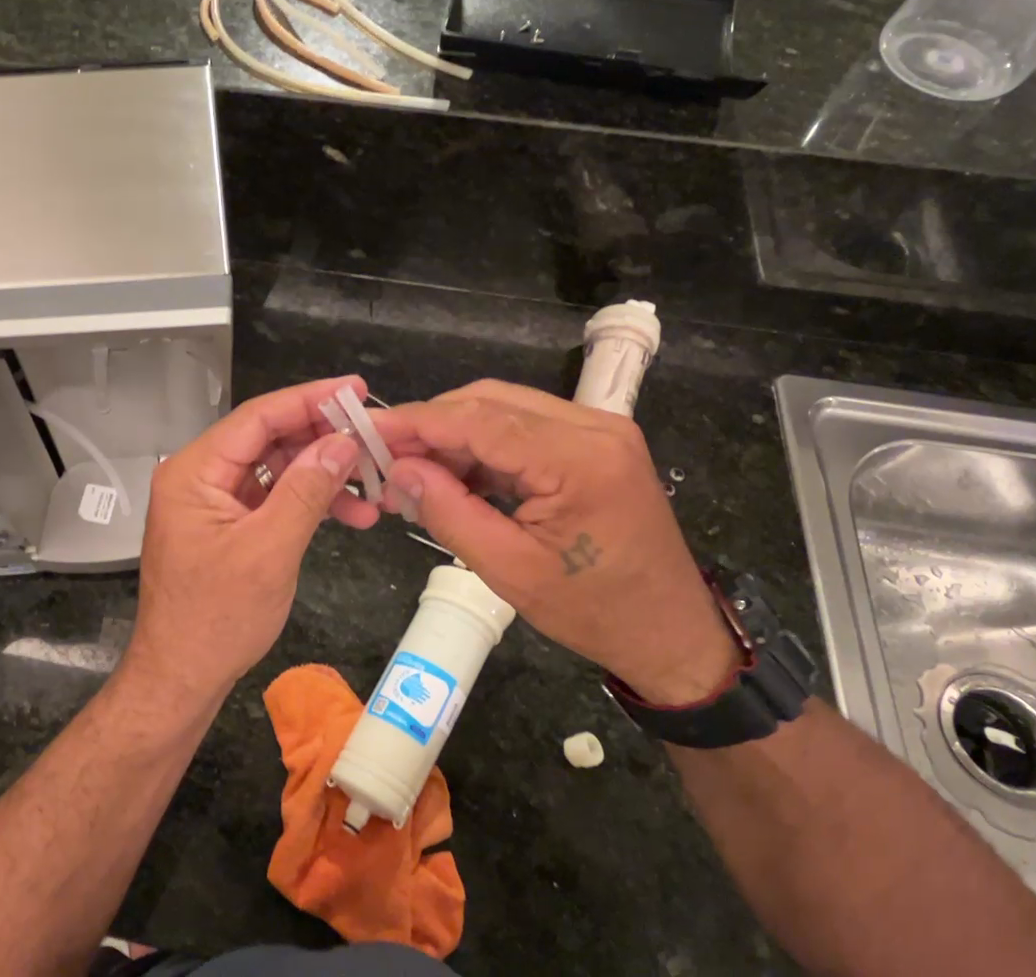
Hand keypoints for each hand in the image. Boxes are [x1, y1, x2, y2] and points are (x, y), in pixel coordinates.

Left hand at [122, 376, 378, 703]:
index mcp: (193, 472)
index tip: (356, 390)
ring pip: (275, 469)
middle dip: (323, 440)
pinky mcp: (226, 526)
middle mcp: (198, 478)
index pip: (257, 417)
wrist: (181, 677)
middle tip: (375, 440)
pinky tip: (349, 513)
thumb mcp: (269, 550)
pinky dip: (307, 503)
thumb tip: (341, 442)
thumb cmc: (217, 619)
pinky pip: (271, 498)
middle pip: (267, 439)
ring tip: (374, 488)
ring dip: (323, 476)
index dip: (310, 399)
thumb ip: (306, 490)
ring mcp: (211, 503)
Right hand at [375, 380, 740, 704]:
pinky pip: (525, 430)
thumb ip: (449, 512)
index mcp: (579, 458)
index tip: (365, 430)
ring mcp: (599, 431)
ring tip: (411, 473)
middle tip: (383, 457)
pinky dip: (483, 447)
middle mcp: (594, 427)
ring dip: (454, 435)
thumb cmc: (593, 611)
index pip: (478, 419)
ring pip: (504, 410)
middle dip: (430, 424)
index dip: (415, 422)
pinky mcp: (596, 445)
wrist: (670, 632)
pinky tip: (453, 476)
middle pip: (489, 401)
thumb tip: (397, 470)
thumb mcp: (510, 570)